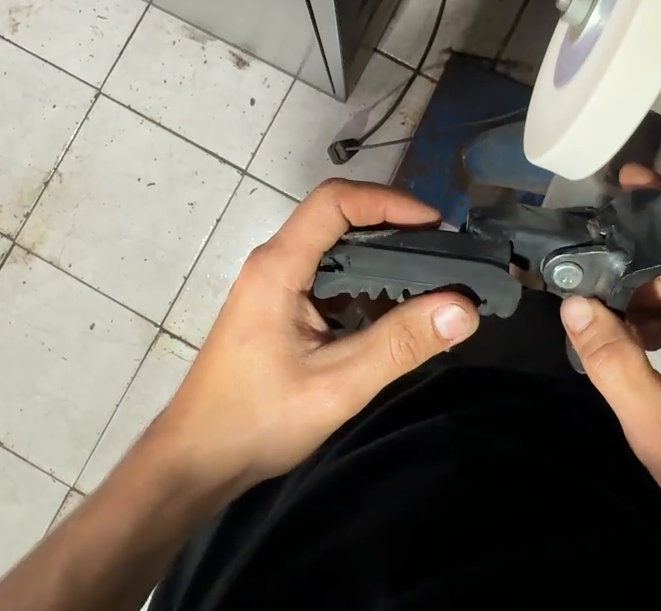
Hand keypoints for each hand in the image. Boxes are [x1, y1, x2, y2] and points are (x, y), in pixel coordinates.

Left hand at [149, 179, 478, 495]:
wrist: (196, 459)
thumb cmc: (258, 419)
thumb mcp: (337, 384)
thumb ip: (400, 344)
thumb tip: (464, 308)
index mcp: (279, 266)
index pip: (334, 202)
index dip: (388, 201)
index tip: (435, 224)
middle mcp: (275, 263)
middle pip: (337, 218)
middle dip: (392, 225)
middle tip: (444, 251)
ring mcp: (275, 284)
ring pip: (334, 247)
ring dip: (381, 254)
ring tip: (431, 276)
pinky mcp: (280, 307)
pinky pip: (327, 276)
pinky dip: (364, 282)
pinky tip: (395, 310)